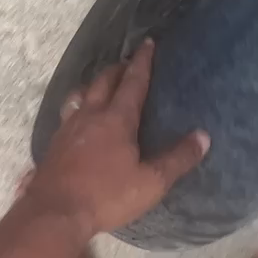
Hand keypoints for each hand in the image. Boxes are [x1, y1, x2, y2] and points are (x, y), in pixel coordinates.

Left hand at [24, 40, 209, 238]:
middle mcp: (90, 115)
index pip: (133, 82)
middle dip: (117, 69)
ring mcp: (68, 128)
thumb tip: (203, 136)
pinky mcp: (54, 145)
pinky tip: (78, 121)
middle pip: (104, 82)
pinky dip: (78, 107)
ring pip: (81, 95)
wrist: (54, 213)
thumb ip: (177, 159)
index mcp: (117, 119)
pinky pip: (68, 114)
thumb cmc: (106, 196)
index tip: (147, 43)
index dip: (142, 62)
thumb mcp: (150, 182)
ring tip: (101, 86)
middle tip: (127, 63)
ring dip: (94, 86)